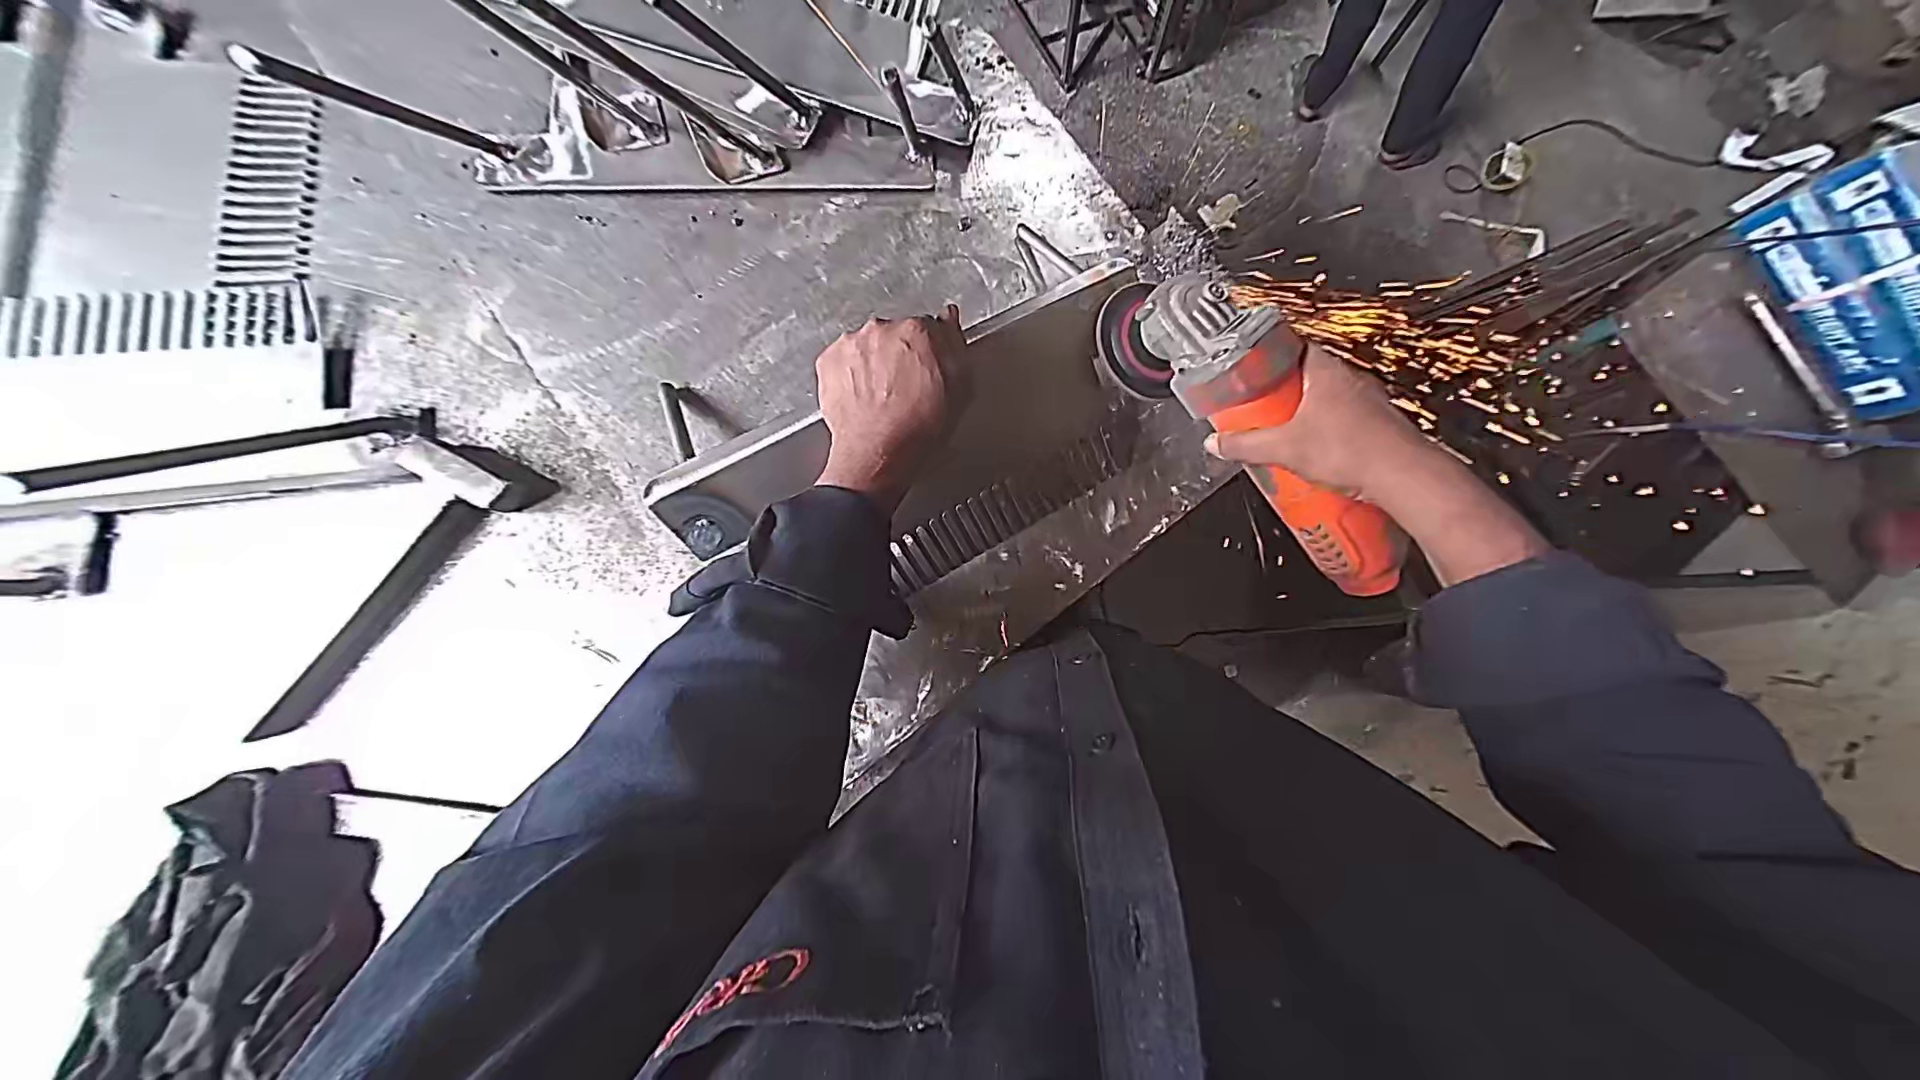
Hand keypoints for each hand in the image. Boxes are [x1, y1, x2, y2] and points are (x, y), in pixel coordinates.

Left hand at [814, 306, 969, 515]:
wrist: (877, 453)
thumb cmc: (915, 429)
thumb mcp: (959, 390)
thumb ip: (955, 347)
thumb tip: (949, 323)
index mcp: (918, 331)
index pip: (928, 328)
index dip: (929, 352)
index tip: (928, 369)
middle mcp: (882, 330)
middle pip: (895, 334)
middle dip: (899, 356)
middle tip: (905, 388)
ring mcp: (852, 344)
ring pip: (867, 346)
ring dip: (874, 364)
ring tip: (883, 397)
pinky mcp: (829, 360)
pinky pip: (843, 360)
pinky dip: (851, 374)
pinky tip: (863, 397)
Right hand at [1203, 343, 1547, 584]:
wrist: (1403, 477)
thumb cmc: (1355, 451)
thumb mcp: (1283, 449)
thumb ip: (1245, 444)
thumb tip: (1218, 443)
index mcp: (1326, 373)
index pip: (1293, 348)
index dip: (1269, 358)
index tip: (1251, 372)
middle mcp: (1349, 381)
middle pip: (1304, 378)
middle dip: (1280, 396)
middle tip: (1260, 412)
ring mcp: (1365, 404)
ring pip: (1323, 401)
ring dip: (1301, 417)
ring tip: (1281, 438)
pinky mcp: (1375, 427)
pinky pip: (1340, 423)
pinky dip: (1322, 435)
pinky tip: (1312, 455)